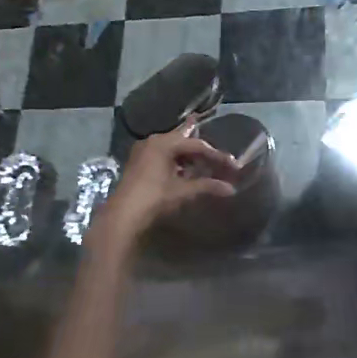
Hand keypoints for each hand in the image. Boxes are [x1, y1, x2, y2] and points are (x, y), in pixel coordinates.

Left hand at [95, 119, 239, 245]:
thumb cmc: (154, 198)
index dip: (216, 156)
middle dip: (203, 154)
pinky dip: (177, 164)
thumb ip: (207, 186)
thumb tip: (230, 189)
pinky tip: (187, 174)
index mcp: (163, 143)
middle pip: (184, 143)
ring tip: (206, 169)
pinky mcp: (138, 163)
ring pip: (173, 150)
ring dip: (190, 159)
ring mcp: (143, 151)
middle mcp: (152, 141)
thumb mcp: (183, 191)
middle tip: (221, 163)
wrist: (123, 216)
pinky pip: (163, 157)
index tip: (232, 166)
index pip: (196, 145)